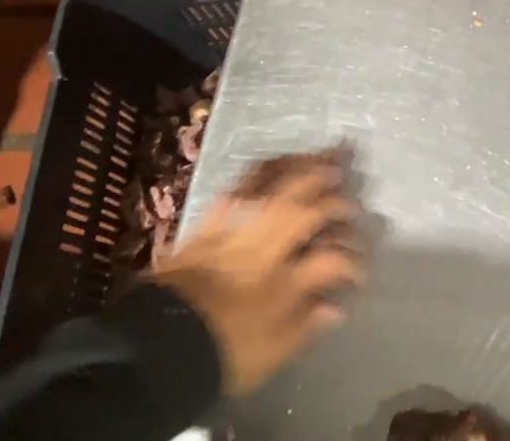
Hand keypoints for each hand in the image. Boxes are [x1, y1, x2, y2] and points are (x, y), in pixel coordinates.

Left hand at [151, 163, 362, 393]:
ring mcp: (234, 228)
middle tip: (345, 179)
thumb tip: (335, 306)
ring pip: (273, 187)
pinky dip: (262, 171)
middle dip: (329, 194)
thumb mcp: (270, 351)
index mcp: (283, 281)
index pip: (332, 258)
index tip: (358, 267)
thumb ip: (306, 325)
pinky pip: (239, 185)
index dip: (351, 258)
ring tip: (318, 157)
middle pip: (304, 209)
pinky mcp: (208, 222)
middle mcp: (263, 247)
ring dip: (300, 168)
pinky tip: (271, 166)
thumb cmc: (217, 351)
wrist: (151, 347)